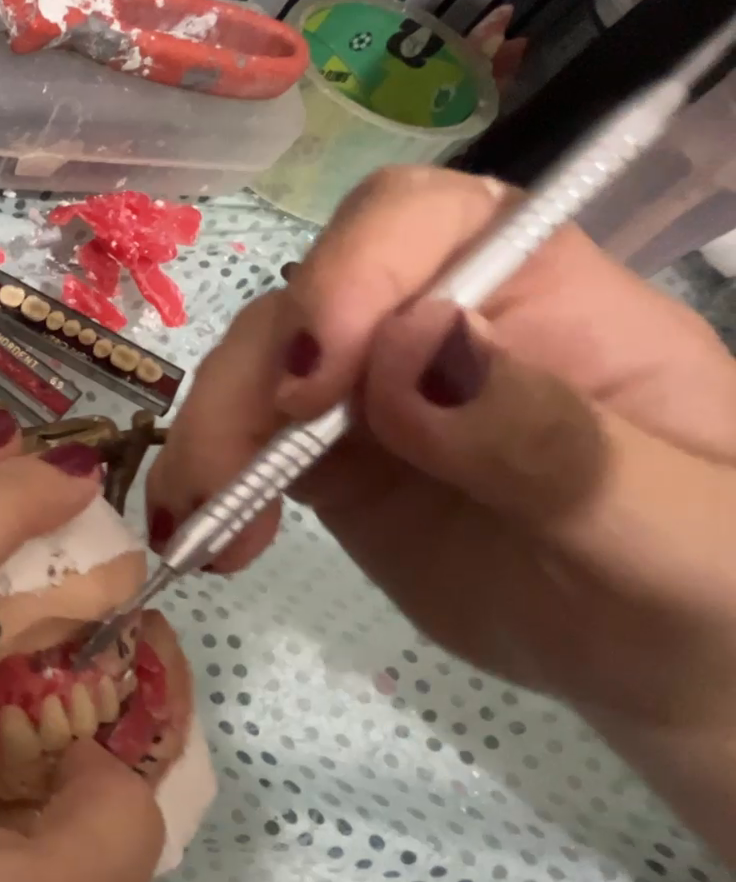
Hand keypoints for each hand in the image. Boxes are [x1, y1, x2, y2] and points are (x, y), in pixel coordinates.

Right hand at [145, 167, 735, 854]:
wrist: (658, 657)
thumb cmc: (708, 588)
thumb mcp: (676, 530)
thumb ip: (555, 439)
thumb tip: (411, 346)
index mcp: (545, 301)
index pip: (419, 224)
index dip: (342, 280)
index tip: (308, 389)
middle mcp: (436, 332)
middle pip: (295, 309)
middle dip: (242, 393)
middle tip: (221, 491)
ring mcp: (365, 399)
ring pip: (246, 377)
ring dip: (204, 445)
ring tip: (201, 535)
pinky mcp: (320, 463)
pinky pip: (235, 447)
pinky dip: (196, 484)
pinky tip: (195, 539)